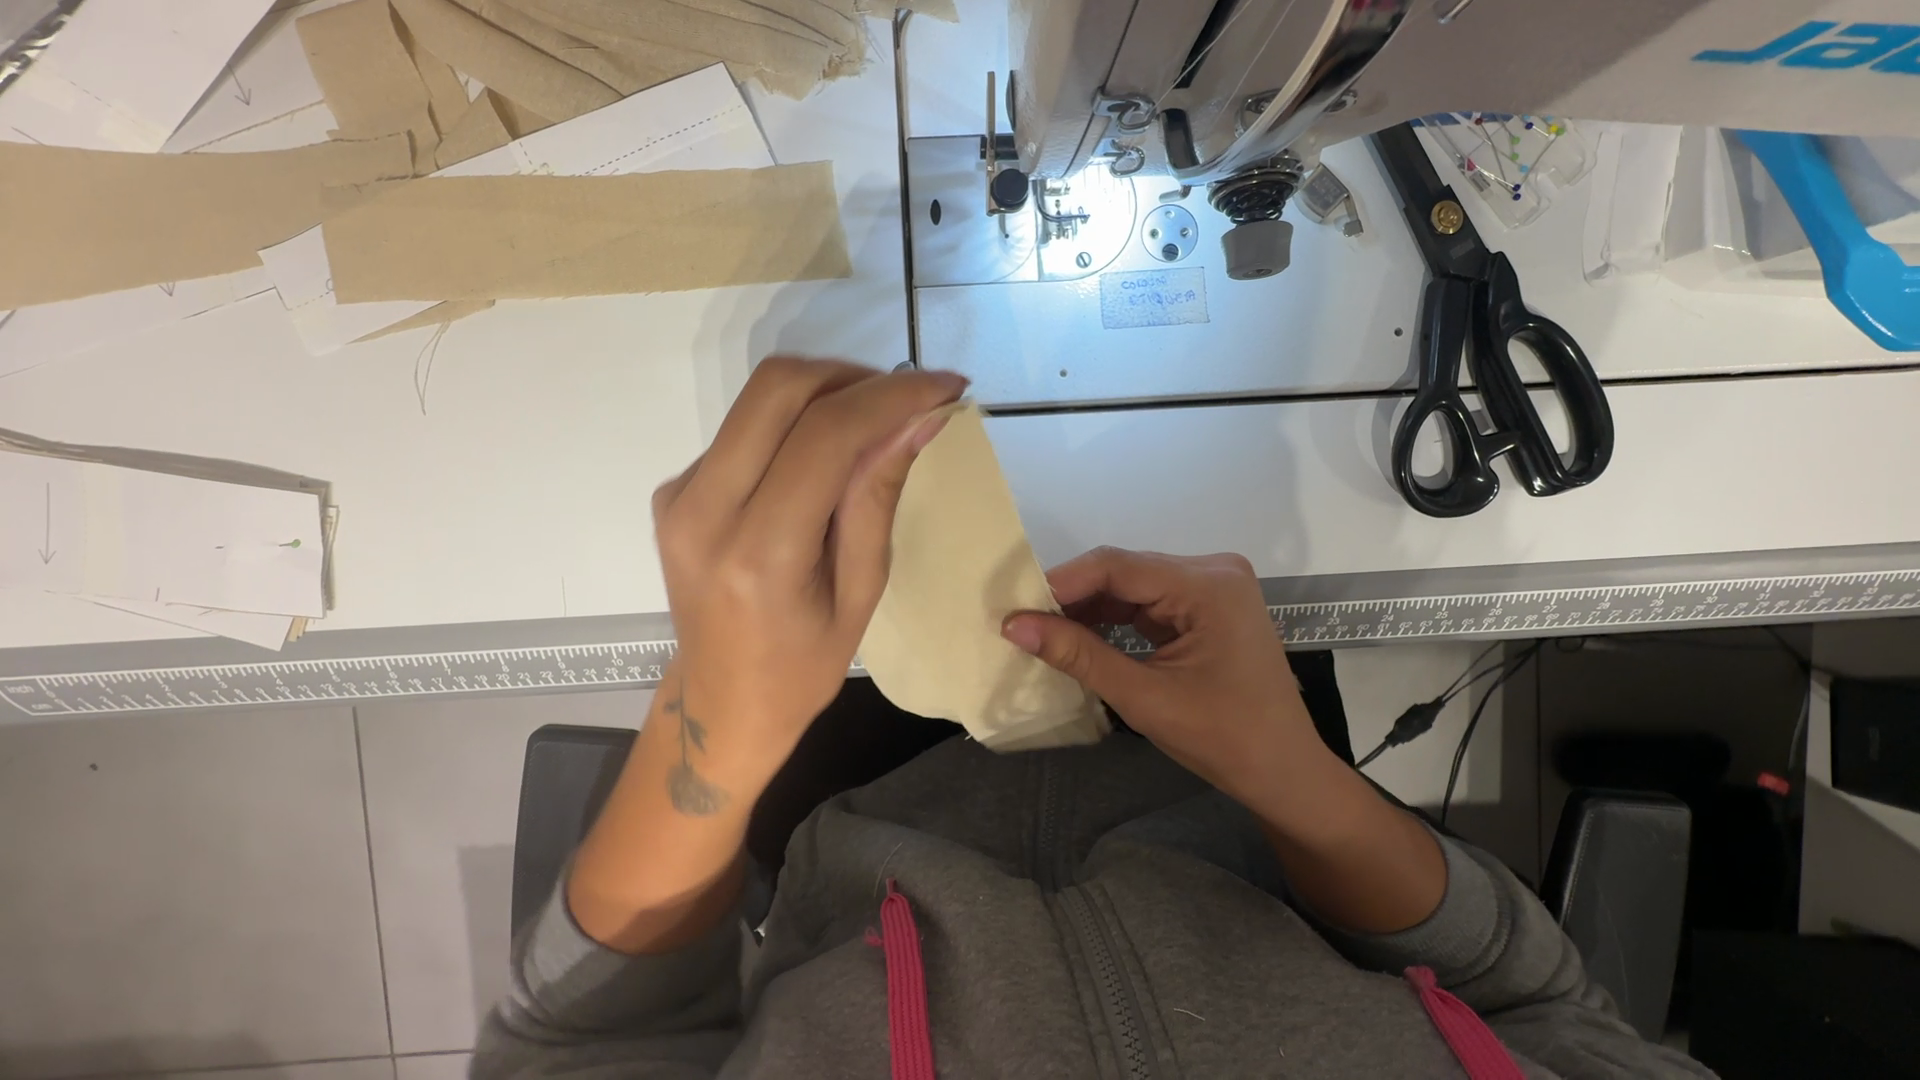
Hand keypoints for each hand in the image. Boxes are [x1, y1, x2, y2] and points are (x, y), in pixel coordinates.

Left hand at [651, 358, 967, 797]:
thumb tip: (919, 418)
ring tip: (877, 424)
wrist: (722, 701)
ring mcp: (678, 495)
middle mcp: (702, 511)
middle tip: (906, 402)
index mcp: (758, 555)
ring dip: (827, 392)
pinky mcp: (673, 490)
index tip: (946, 385)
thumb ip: (878, 496)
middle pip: (778, 388)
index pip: (826, 436)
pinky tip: (826, 459)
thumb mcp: (861, 592)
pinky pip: (744, 428)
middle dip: (855, 377)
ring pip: (758, 398)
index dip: (893, 396)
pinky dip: (796, 422)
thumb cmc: (804, 665)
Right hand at [1000, 547, 1330, 808]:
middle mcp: (1212, 571)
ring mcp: (1212, 588)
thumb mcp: (1144, 697)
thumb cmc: (1224, 739)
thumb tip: (1014, 625)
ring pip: (1133, 586)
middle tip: (1022, 621)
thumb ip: (1079, 656)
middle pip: (1125, 571)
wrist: (1284, 772)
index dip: (1062, 583)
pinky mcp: (1207, 607)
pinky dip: (1114, 619)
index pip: (1118, 566)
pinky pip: (1149, 603)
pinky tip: (1080, 636)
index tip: (1014, 607)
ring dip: (1090, 608)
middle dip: (1072, 597)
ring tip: (1042, 631)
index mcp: (1208, 585)